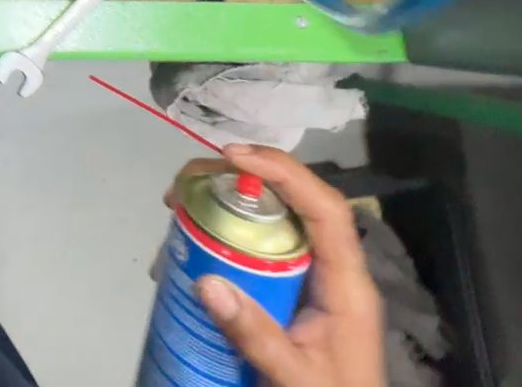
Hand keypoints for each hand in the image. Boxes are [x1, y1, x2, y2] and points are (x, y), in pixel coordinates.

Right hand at [166, 145, 384, 386]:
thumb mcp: (298, 379)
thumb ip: (257, 336)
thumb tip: (204, 282)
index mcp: (344, 283)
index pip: (325, 208)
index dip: (284, 172)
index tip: (233, 156)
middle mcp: (327, 268)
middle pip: (289, 200)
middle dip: (236, 178)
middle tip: (184, 183)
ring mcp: (306, 274)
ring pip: (266, 217)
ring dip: (221, 200)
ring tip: (177, 204)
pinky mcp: (283, 285)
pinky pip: (251, 242)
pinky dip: (216, 230)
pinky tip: (184, 241)